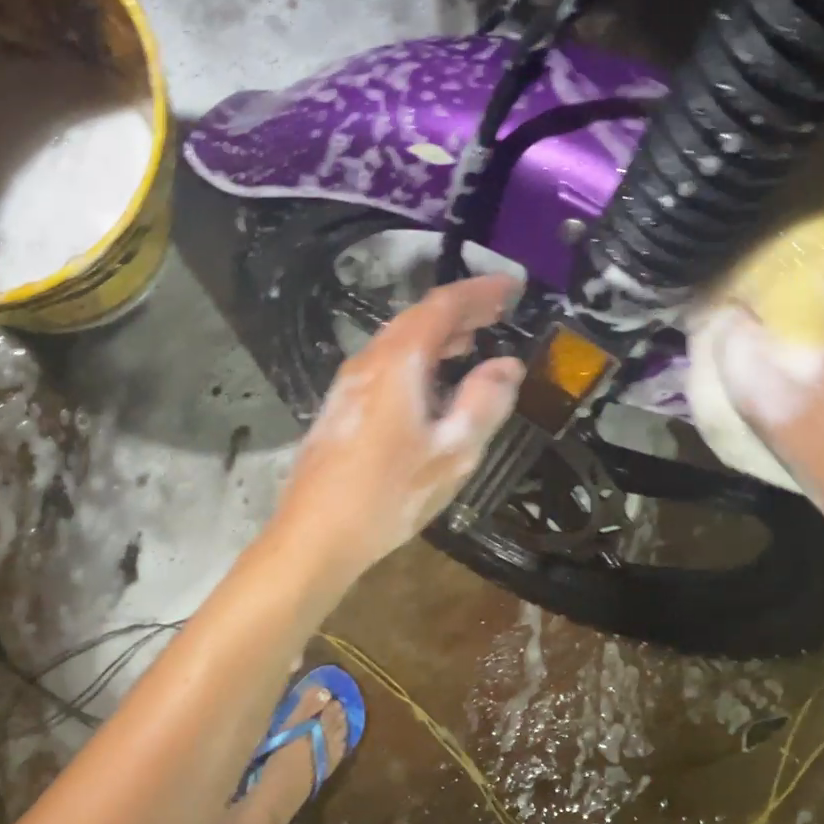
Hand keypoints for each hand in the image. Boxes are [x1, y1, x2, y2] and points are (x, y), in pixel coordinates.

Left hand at [270, 275, 525, 577]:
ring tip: (471, 340)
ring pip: (397, 343)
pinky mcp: (340, 409)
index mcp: (397, 364)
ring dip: (436, 335)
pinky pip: (385, 365)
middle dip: (459, 310)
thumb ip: (483, 403)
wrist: (313, 536)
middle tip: (497, 311)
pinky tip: (430, 384)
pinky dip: (416, 359)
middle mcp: (367, 363)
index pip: (441, 306)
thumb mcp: (451, 455)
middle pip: (415, 320)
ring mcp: (348, 386)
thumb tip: (506, 366)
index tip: (511, 286)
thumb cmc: (387, 497)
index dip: (478, 291)